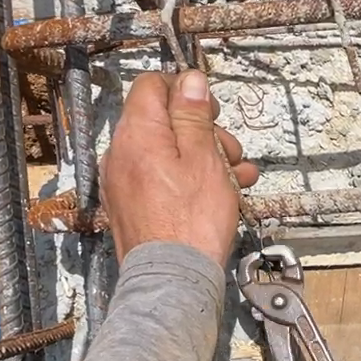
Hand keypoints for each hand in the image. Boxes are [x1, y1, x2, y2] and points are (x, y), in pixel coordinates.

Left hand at [100, 69, 259, 266]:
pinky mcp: (131, 207)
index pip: (151, 86)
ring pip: (167, 153)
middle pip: (162, 122)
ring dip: (204, 158)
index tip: (211, 110)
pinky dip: (189, 180)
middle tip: (232, 152)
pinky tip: (221, 195)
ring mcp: (123, 183)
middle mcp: (121, 154)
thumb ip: (193, 116)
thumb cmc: (192, 221)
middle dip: (203, 131)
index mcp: (137, 134)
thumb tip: (189, 80)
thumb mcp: (204, 158)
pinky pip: (161, 180)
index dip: (184, 90)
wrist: (173, 280)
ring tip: (238, 178)